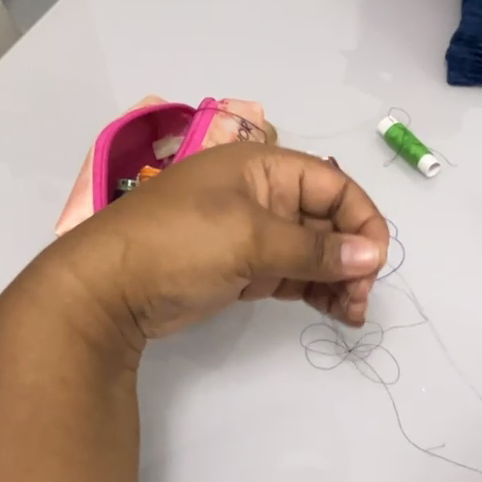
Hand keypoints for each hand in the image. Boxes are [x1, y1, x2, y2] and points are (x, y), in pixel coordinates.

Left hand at [50, 142, 388, 346]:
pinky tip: (335, 312)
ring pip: (315, 252)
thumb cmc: (177, 244)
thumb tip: (372, 256)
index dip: (361, 219)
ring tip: (352, 314)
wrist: (106, 290)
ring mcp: (255, 234)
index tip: (375, 261)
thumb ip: (313, 250)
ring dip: (339, 279)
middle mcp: (265, 196)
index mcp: (264, 168)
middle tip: (361, 299)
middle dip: (352, 257)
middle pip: (328, 221)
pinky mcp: (246, 268)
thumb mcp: (249, 240)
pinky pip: (295, 274)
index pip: (333, 186)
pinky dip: (317, 291)